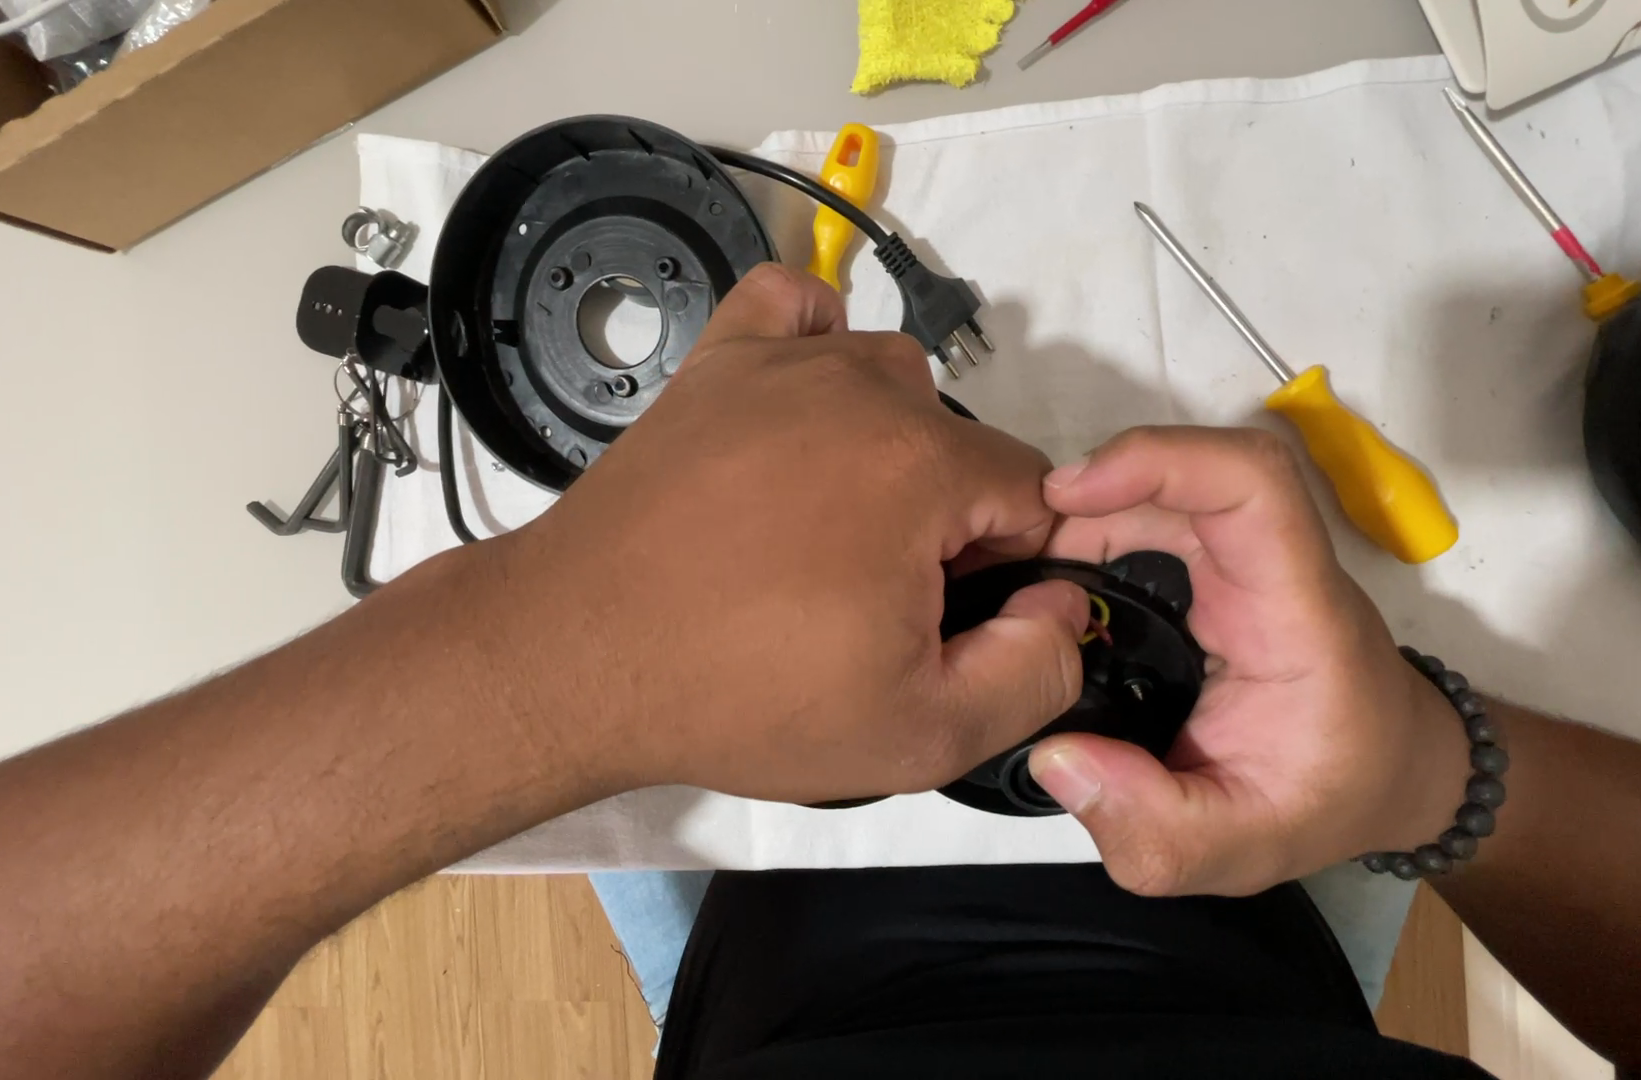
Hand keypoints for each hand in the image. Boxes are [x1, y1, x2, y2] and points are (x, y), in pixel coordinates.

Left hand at [421, 264, 1087, 805]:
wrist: (578, 657)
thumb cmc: (748, 697)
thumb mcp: (921, 733)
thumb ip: (1033, 673)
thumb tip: (1063, 603)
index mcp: (922, 465)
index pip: (1033, 495)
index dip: (1009, 567)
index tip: (949, 615)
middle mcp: (862, 387)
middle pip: (962, 443)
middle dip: (949, 518)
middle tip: (874, 592)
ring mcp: (781, 362)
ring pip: (892, 380)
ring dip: (891, 446)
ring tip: (830, 519)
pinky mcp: (715, 362)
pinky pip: (793, 307)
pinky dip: (816, 341)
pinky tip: (801, 403)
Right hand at [1026, 427, 1467, 896]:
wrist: (1387, 772)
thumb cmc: (1331, 797)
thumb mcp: (1243, 849)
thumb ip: (1157, 829)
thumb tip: (1054, 757)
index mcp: (1294, 612)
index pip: (1251, 484)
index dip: (1160, 459)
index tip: (1070, 493)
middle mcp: (1269, 568)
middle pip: (1191, 474)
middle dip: (1093, 491)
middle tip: (1015, 550)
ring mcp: (1242, 564)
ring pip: (1164, 493)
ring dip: (1086, 512)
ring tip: (1020, 567)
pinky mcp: (1215, 573)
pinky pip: (1153, 519)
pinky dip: (1093, 528)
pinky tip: (1050, 576)